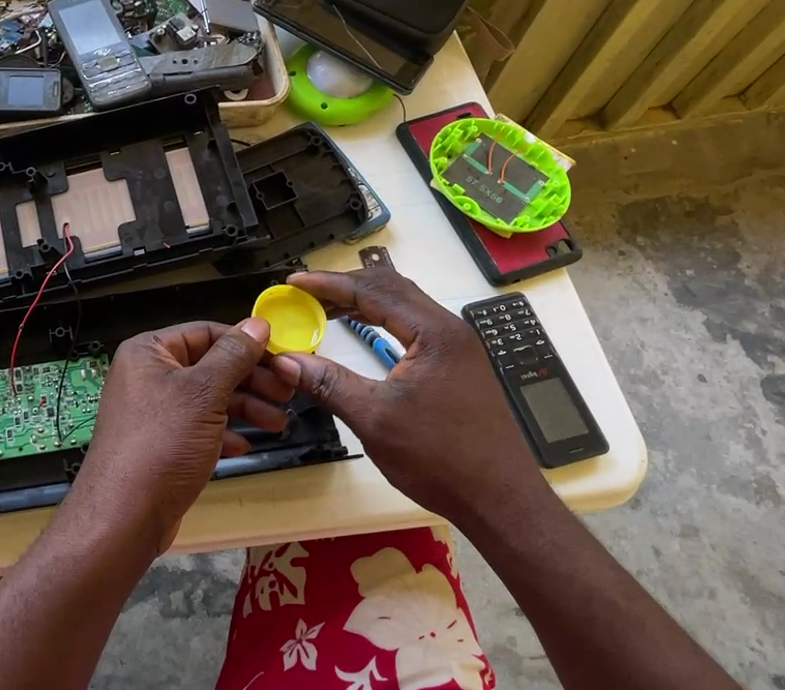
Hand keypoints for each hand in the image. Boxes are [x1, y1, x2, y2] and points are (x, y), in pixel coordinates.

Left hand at [66, 319, 295, 552]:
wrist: (126, 516)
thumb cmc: (163, 443)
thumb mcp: (204, 393)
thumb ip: (234, 356)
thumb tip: (258, 324)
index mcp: (148, 351)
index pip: (205, 332)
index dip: (245, 344)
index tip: (282, 359)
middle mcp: (148, 374)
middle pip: (210, 366)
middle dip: (251, 381)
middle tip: (287, 394)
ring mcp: (153, 411)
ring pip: (208, 399)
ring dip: (245, 408)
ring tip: (278, 424)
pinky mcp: (161, 443)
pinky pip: (198, 427)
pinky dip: (223, 433)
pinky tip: (244, 447)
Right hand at [274, 267, 545, 525]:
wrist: (502, 502)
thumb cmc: (441, 460)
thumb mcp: (374, 419)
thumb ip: (328, 383)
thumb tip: (283, 361)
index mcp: (434, 333)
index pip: (373, 291)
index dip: (329, 284)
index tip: (294, 282)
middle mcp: (449, 329)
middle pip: (390, 287)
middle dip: (344, 285)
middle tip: (305, 292)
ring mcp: (456, 346)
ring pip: (402, 304)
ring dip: (362, 301)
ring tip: (323, 307)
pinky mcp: (456, 363)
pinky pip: (411, 323)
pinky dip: (379, 318)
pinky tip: (359, 328)